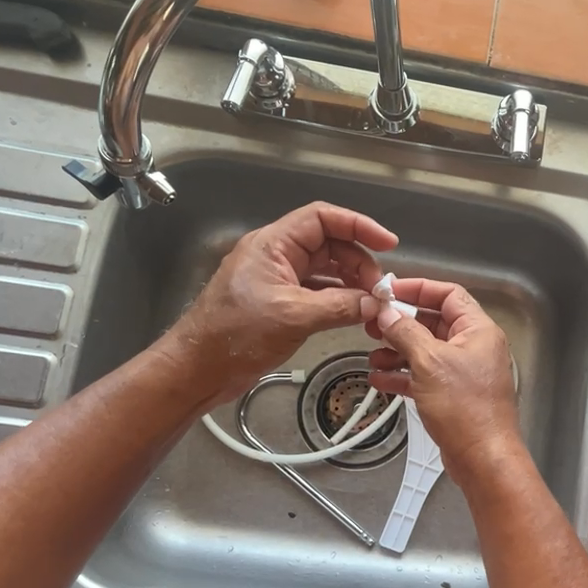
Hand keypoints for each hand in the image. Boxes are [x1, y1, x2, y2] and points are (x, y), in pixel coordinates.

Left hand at [159, 202, 394, 403]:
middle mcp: (277, 255)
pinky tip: (357, 312)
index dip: (358, 225)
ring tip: (373, 302)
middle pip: (329, 244)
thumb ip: (339, 306)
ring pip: (326, 269)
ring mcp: (279, 279)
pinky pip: (319, 291)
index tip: (388, 243)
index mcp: (273, 245)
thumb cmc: (236, 335)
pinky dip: (340, 299)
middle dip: (359, 261)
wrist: (199, 368)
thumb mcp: (293, 317)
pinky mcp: (281, 302)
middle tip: (379, 289)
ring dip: (352, 282)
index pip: (322, 218)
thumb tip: (376, 304)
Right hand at [363, 278, 522, 475]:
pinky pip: (425, 376)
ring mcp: (464, 372)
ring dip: (398, 352)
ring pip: (427, 351)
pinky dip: (403, 376)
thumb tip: (388, 313)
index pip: (449, 294)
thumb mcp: (429, 363)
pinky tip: (380, 380)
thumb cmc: (466, 409)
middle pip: (435, 322)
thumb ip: (406, 333)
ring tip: (373, 356)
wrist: (483, 458)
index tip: (389, 290)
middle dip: (402, 323)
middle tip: (374, 324)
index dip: (418, 289)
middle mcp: (475, 347)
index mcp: (478, 331)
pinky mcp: (454, 395)